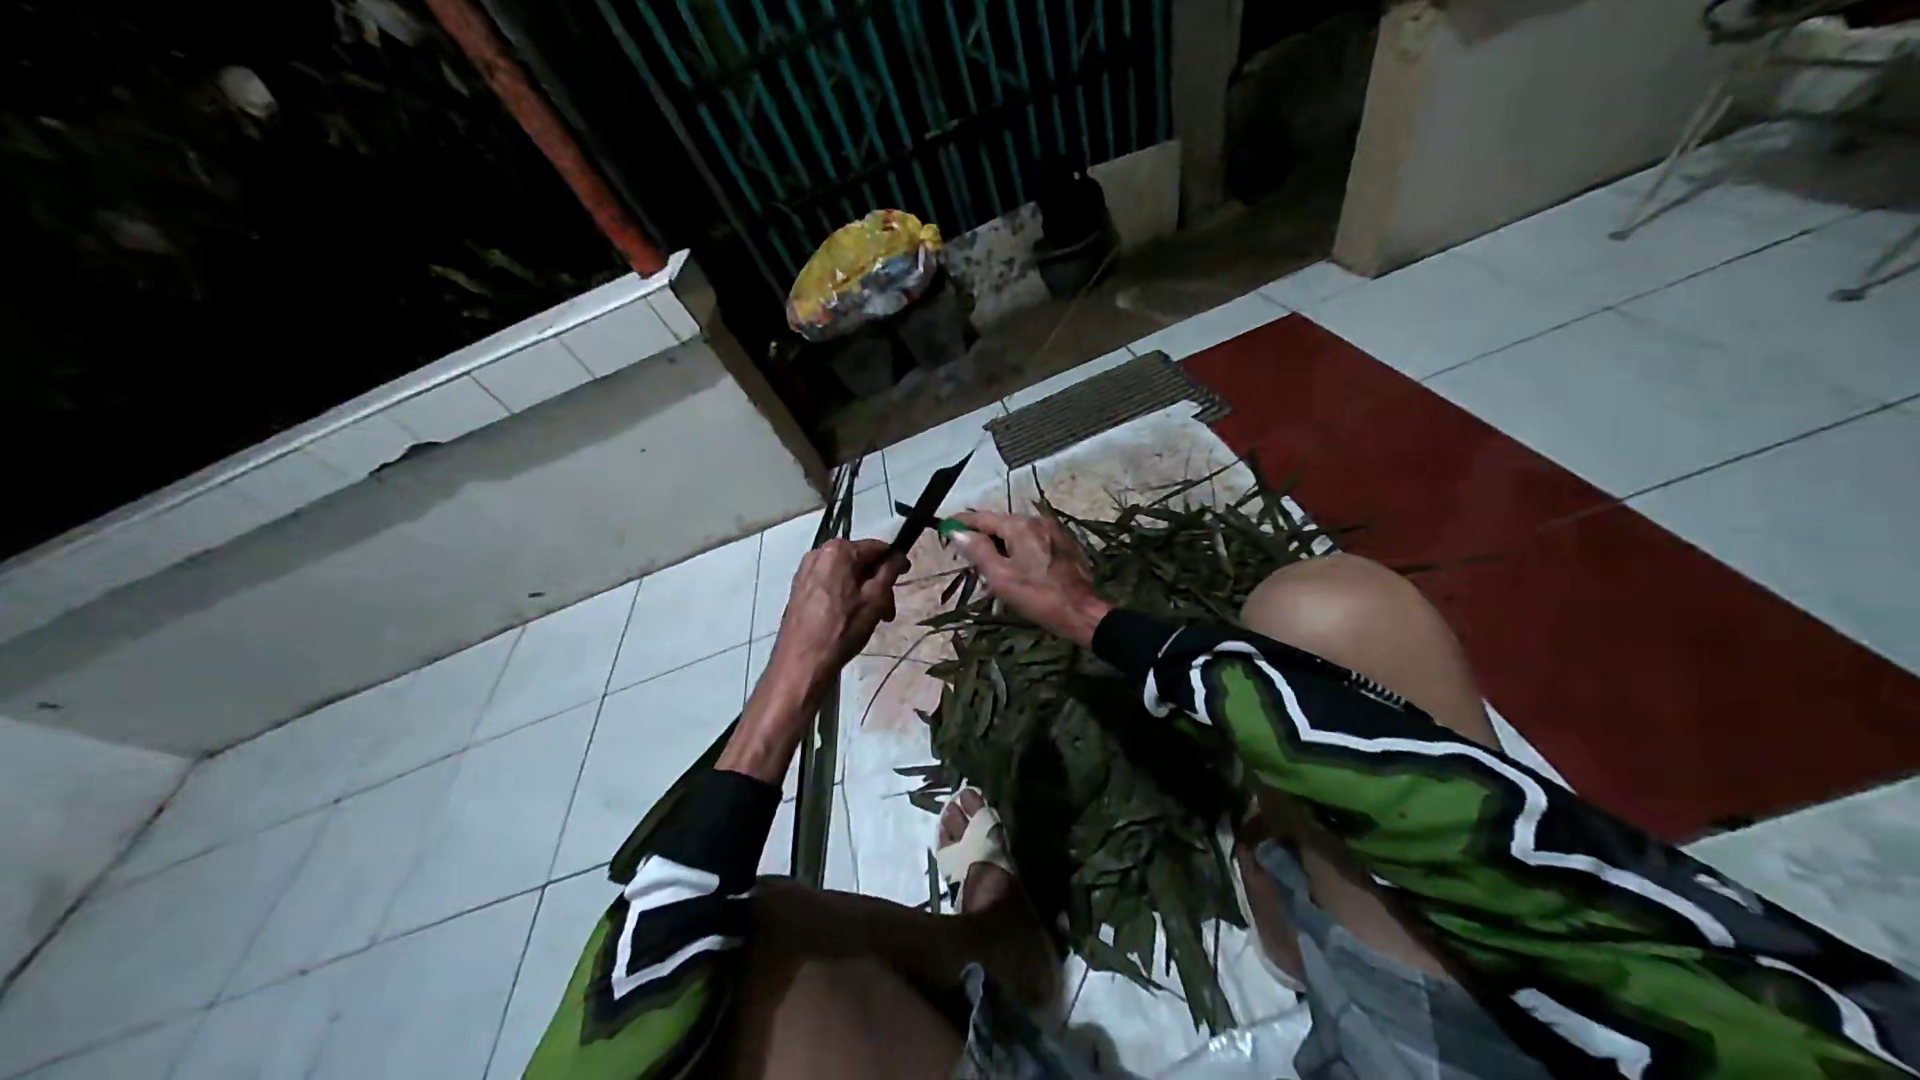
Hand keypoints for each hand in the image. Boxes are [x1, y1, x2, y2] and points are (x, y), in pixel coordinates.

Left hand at [768, 538, 907, 703]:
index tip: (905, 576)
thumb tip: (898, 556)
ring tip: (873, 618)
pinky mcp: (799, 589)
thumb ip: (889, 571)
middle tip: (888, 610)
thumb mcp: (875, 599)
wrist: (802, 662)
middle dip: (878, 583)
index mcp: (838, 550)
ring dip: (864, 592)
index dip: (895, 561)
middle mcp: (818, 553)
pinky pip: (831, 584)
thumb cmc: (843, 628)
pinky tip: (851, 618)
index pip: (876, 547)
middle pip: (860, 561)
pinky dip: (846, 595)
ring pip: (846, 574)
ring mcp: (805, 571)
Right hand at [950, 511, 1110, 646]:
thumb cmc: (1037, 596)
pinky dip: (1018, 550)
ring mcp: (1053, 531)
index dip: (962, 522)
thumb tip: (957, 531)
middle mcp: (1037, 520)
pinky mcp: (1063, 544)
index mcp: (1020, 525)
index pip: (982, 518)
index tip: (945, 526)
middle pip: (1000, 524)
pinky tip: (1014, 569)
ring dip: (1001, 546)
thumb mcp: (1000, 577)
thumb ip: (978, 551)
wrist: (1082, 612)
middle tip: (966, 556)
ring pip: (1017, 533)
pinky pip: (1032, 541)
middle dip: (982, 538)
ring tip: (989, 567)